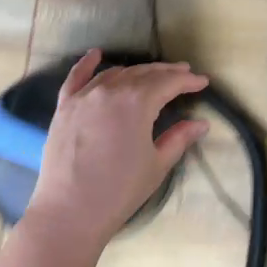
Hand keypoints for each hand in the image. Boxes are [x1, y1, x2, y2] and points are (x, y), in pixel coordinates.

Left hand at [23, 50, 209, 248]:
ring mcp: (83, 97)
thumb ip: (179, 138)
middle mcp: (110, 90)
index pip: (168, 83)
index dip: (188, 81)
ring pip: (115, 74)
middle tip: (184, 75)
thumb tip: (201, 123)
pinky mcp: (63, 108)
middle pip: (143, 74)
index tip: (203, 83)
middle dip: (166, 73)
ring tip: (153, 75)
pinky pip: (76, 78)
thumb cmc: (120, 190)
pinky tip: (96, 54)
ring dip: (137, 72)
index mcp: (137, 102)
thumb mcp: (157, 164)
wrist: (70, 211)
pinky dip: (87, 64)